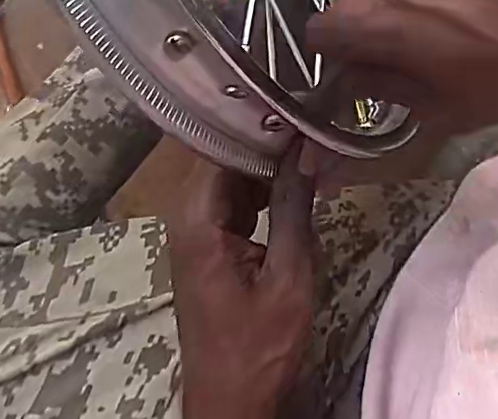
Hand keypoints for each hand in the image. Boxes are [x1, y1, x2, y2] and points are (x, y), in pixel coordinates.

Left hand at [169, 143, 317, 418]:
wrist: (231, 405)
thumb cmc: (258, 348)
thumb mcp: (289, 275)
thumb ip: (294, 206)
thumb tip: (308, 149)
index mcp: (197, 218)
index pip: (224, 144)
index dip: (261, 124)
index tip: (298, 108)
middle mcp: (187, 213)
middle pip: (227, 154)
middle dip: (269, 141)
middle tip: (310, 126)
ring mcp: (196, 226)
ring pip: (232, 173)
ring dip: (269, 163)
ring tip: (308, 147)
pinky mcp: (209, 239)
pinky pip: (235, 195)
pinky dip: (263, 187)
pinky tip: (294, 182)